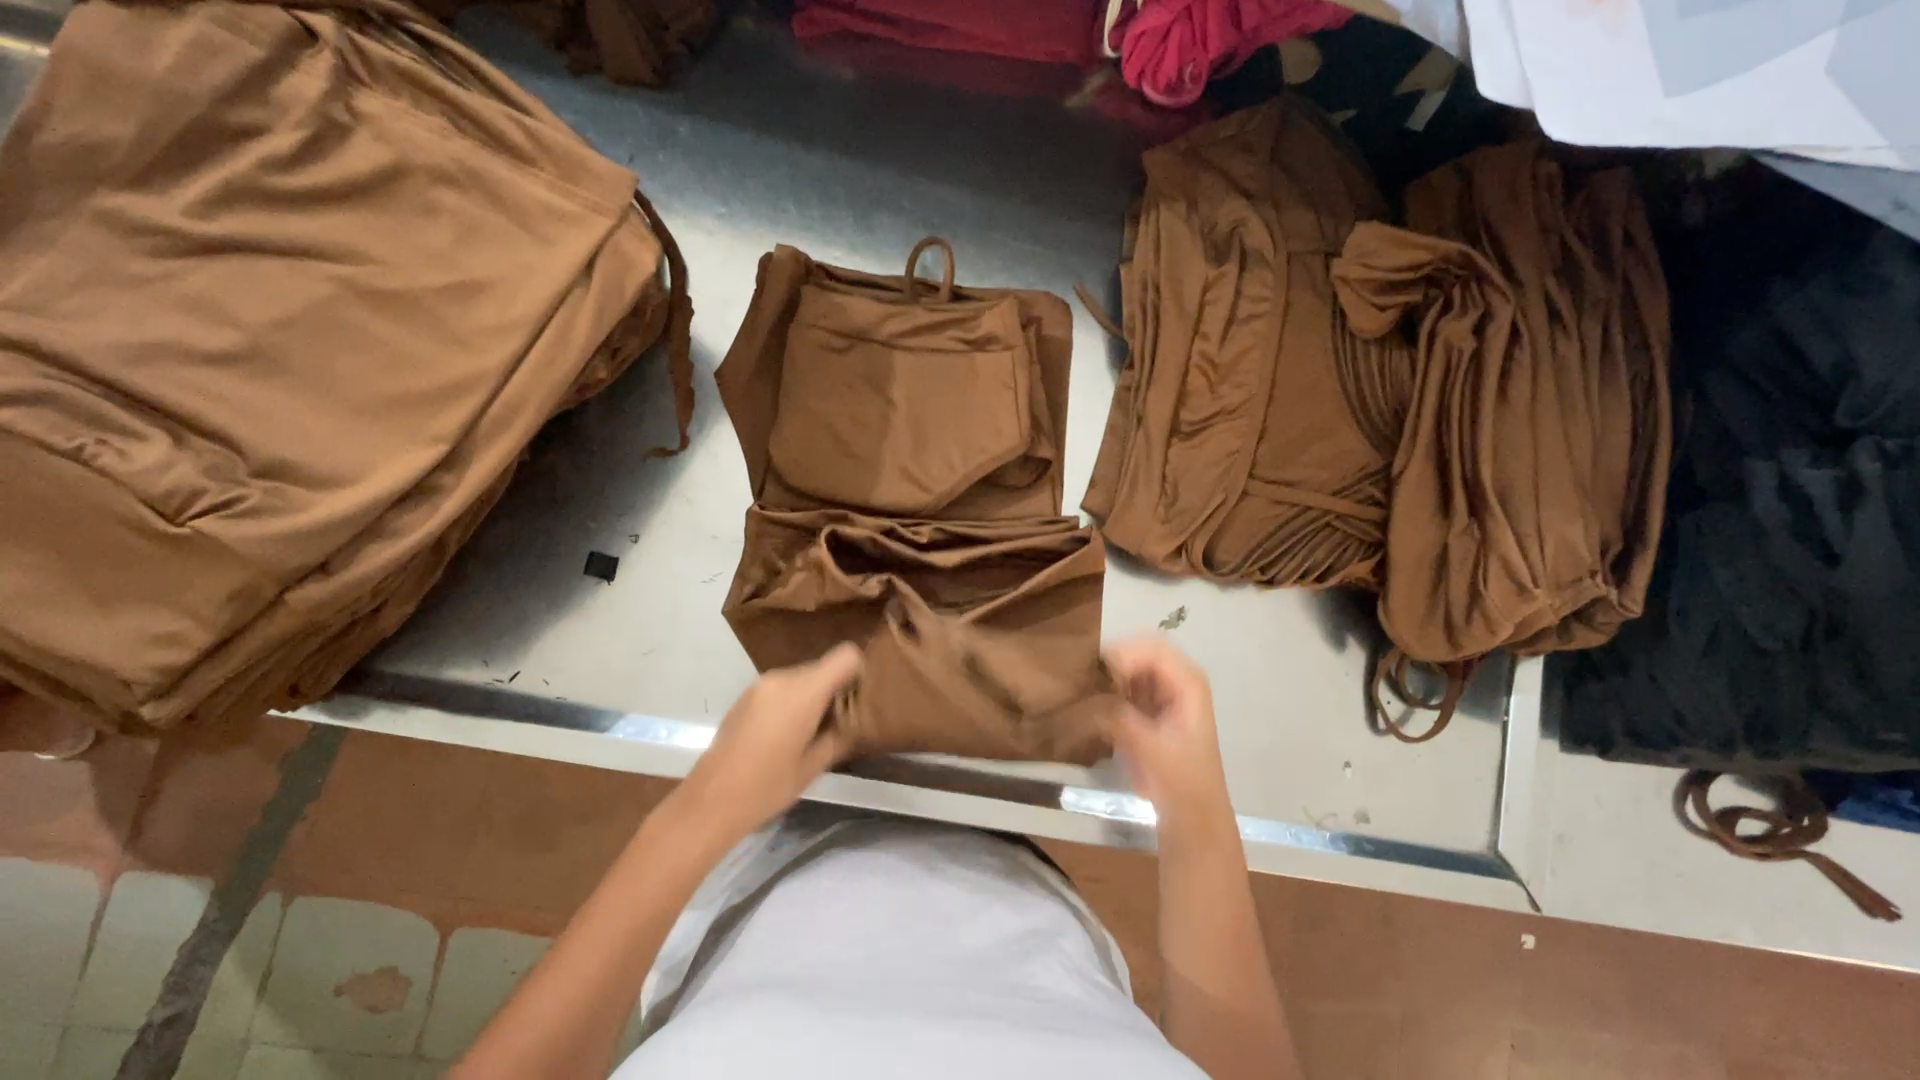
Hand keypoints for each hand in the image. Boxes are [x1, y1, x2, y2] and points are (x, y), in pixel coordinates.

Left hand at [675, 643, 862, 839]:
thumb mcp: (815, 766)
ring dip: (813, 697)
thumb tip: (860, 718)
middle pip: (824, 667)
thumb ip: (842, 733)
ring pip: (803, 678)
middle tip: (841, 724)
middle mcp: (781, 677)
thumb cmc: (767, 787)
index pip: (846, 656)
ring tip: (813, 733)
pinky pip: (783, 688)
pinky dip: (793, 702)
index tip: (861, 701)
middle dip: (836, 689)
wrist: (711, 801)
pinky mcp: (747, 695)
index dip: (859, 673)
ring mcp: (761, 684)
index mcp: (803, 691)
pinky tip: (787, 735)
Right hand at [1104, 638, 1233, 838]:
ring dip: (1107, 675)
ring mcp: (1163, 691)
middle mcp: (1177, 678)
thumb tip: (1084, 695)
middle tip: (1084, 681)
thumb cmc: (1179, 780)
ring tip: (1083, 691)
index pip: (1152, 648)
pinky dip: (1108, 689)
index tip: (1097, 677)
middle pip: (1138, 650)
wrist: (1191, 813)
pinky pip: (1124, 684)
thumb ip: (1117, 715)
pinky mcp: (1149, 707)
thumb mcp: (1147, 746)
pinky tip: (1091, 703)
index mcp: (1188, 681)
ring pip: (1129, 665)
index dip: (1122, 655)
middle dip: (1111, 662)